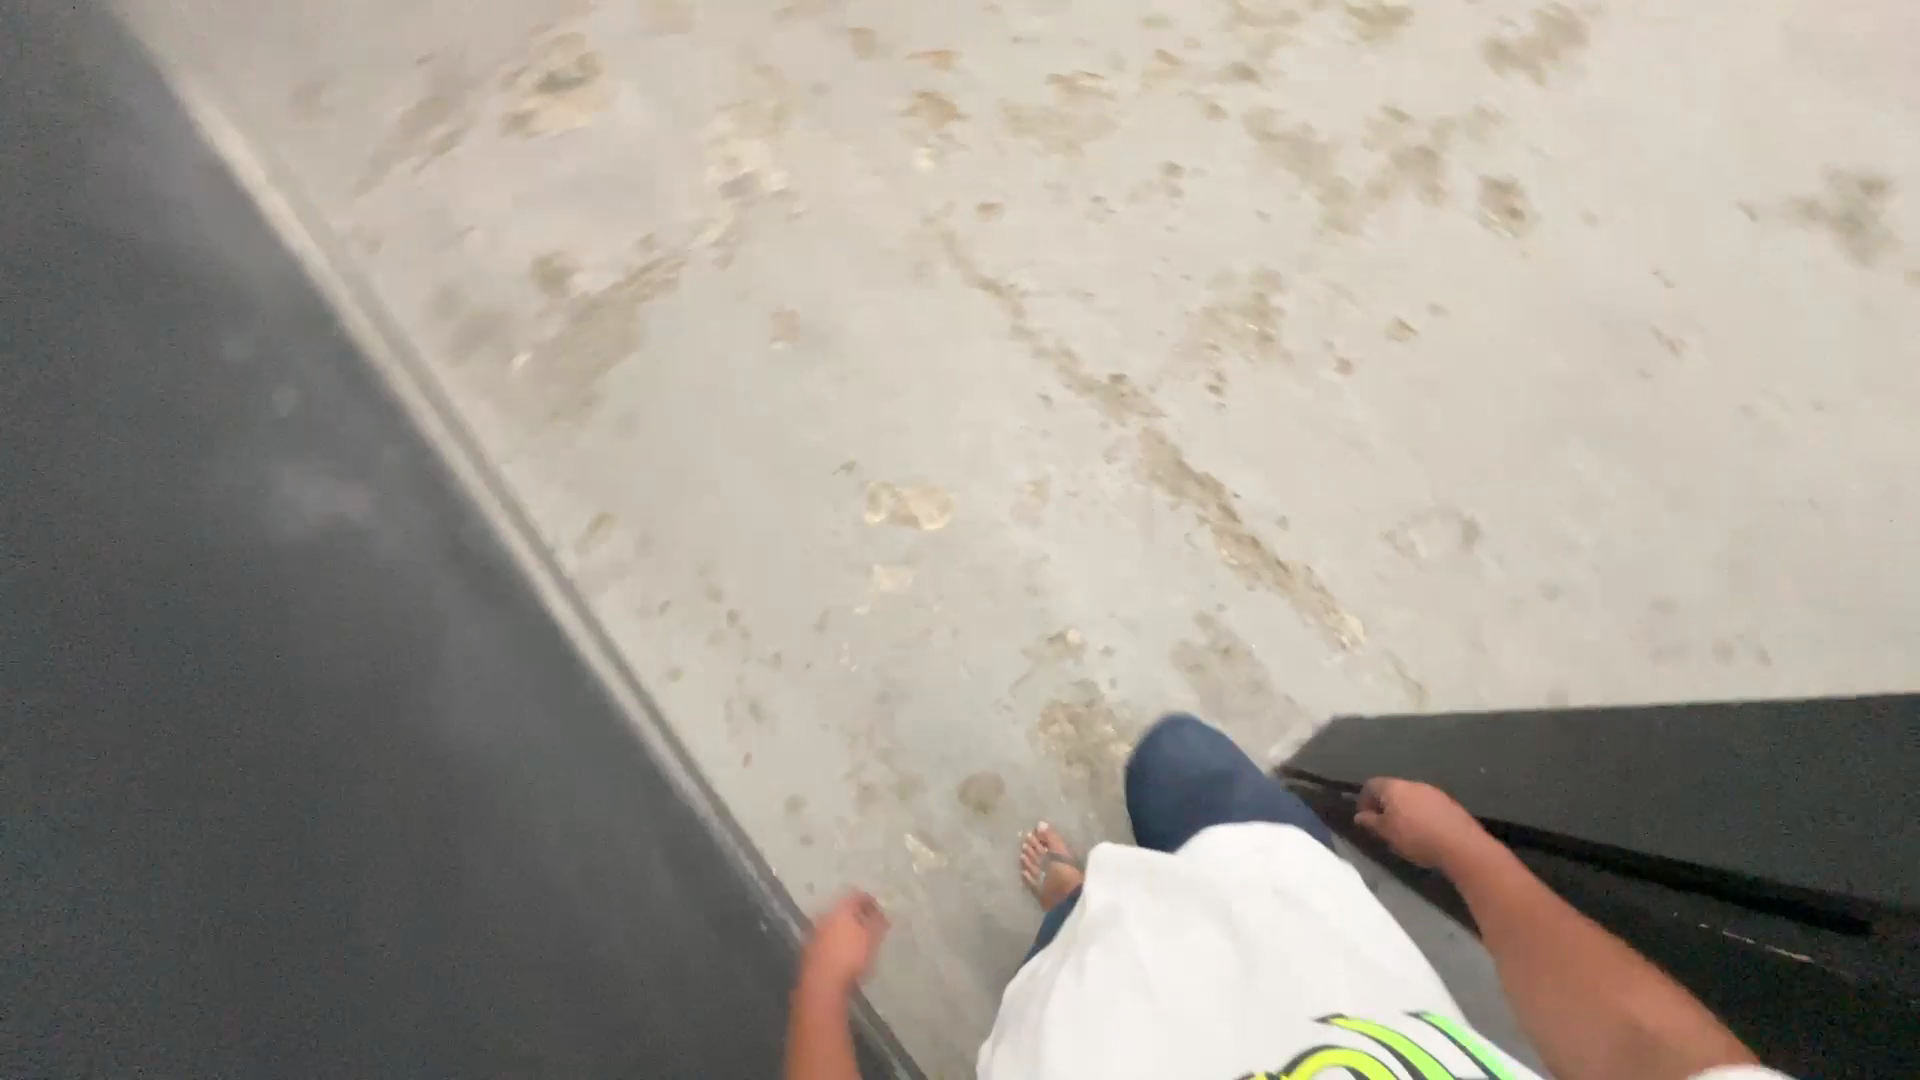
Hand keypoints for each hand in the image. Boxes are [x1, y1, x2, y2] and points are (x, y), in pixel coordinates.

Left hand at [800, 890, 889, 994]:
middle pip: (844, 909)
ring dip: (846, 929)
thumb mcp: (872, 938)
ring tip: (858, 941)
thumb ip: (879, 923)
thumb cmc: (851, 956)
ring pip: (834, 924)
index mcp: (841, 908)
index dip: (870, 901)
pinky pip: (827, 939)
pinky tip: (844, 954)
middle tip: (870, 926)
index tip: (880, 912)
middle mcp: (826, 915)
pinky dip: (836, 942)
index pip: (857, 895)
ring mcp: (815, 932)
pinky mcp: (809, 949)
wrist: (822, 984)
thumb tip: (883, 915)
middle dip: (858, 916)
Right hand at [1354, 778, 1495, 869]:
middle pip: (1393, 789)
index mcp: (1393, 787)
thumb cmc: (1416, 837)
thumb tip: (1360, 816)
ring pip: (1412, 797)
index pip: (1371, 785)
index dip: (1364, 800)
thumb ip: (1370, 822)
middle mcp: (1413, 784)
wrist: (1462, 847)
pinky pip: (1429, 806)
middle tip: (1384, 824)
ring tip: (1407, 830)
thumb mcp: (1386, 833)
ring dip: (1406, 810)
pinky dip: (1423, 815)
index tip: (1365, 818)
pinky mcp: (1451, 805)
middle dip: (1386, 805)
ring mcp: (1434, 793)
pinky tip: (1427, 832)